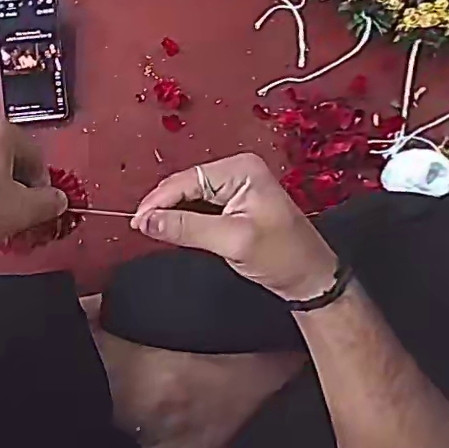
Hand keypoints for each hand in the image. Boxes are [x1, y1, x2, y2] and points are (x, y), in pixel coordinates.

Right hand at [132, 153, 339, 300]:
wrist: (311, 278)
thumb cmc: (281, 256)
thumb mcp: (232, 241)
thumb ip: (187, 228)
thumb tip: (146, 220)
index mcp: (241, 168)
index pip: (188, 179)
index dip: (159, 200)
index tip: (137, 221)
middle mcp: (238, 169)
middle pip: (187, 184)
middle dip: (162, 205)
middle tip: (140, 227)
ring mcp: (236, 184)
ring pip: (190, 195)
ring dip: (171, 212)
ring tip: (149, 229)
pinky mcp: (234, 201)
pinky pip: (200, 204)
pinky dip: (184, 217)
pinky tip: (170, 228)